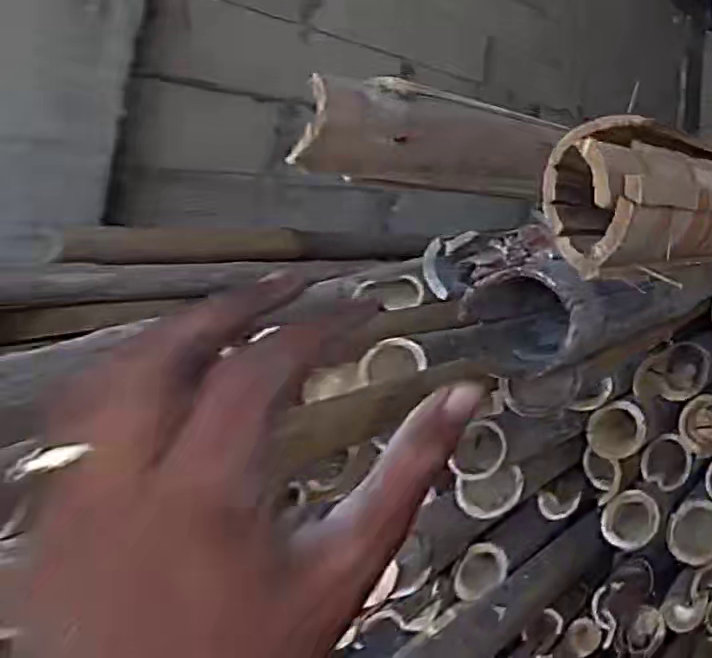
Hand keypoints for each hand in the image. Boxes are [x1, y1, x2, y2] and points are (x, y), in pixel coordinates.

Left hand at [22, 275, 486, 657]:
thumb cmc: (255, 646)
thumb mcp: (355, 555)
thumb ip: (413, 466)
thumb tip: (465, 393)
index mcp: (202, 490)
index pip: (256, 369)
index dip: (318, 325)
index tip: (364, 311)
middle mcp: (119, 492)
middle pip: (152, 361)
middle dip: (229, 309)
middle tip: (292, 287)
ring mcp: (67, 514)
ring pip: (95, 391)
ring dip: (171, 339)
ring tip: (235, 319)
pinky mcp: (47, 536)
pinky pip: (77, 430)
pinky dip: (135, 384)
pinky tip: (178, 388)